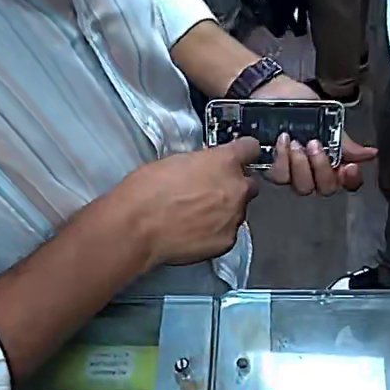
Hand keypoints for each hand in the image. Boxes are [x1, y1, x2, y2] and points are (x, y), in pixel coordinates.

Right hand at [105, 139, 259, 266]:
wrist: (138, 227)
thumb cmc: (147, 192)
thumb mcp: (176, 161)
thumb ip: (202, 164)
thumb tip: (206, 169)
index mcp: (224, 161)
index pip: (251, 148)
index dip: (244, 153)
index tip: (240, 158)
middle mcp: (236, 188)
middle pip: (249, 184)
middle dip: (235, 186)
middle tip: (212, 192)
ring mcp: (234, 216)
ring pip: (239, 210)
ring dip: (225, 211)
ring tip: (197, 215)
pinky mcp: (227, 240)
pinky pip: (229, 233)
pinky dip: (217, 232)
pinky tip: (196, 231)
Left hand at [253, 76, 376, 195]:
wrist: (273, 91)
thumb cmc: (302, 104)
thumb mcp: (328, 120)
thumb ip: (346, 142)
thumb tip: (371, 154)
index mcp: (332, 161)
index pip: (348, 183)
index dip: (351, 180)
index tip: (349, 166)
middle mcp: (313, 172)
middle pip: (325, 189)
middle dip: (322, 168)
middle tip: (314, 144)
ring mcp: (292, 173)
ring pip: (301, 186)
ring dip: (299, 164)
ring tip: (294, 141)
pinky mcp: (271, 168)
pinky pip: (278, 176)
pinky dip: (280, 158)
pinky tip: (280, 140)